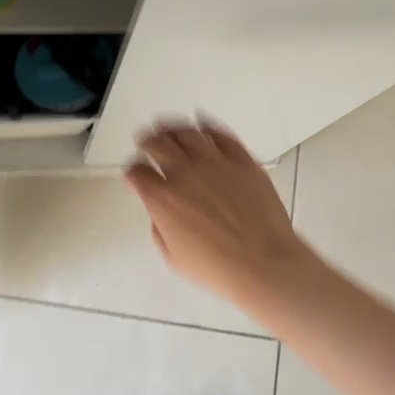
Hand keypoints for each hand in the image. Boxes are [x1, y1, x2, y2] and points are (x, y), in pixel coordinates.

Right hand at [125, 118, 319, 306]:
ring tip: (169, 127)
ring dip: (173, 128)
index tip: (133, 172)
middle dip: (147, 141)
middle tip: (146, 140)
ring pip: (187, 133)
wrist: (263, 264)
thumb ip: (160, 229)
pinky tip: (203, 125)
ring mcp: (215, 164)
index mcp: (162, 199)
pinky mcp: (242, 161)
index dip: (132, 170)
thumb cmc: (219, 269)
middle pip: (158, 144)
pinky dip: (208, 126)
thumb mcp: (174, 258)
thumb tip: (161, 215)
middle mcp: (185, 174)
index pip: (137, 172)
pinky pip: (221, 135)